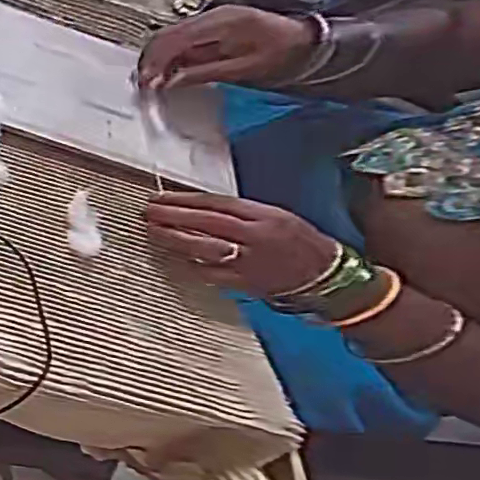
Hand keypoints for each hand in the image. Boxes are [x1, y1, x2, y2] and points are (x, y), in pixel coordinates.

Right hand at [136, 5, 316, 89]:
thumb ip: (203, 74)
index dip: (155, 61)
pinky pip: (177, 39)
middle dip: (150, 60)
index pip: (175, 39)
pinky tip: (167, 71)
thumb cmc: (283, 53)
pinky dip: (167, 56)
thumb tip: (169, 82)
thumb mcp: (244, 69)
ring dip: (156, 59)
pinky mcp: (208, 26)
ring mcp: (209, 19)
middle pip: (165, 35)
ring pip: (167, 36)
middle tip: (145, 83)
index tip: (147, 82)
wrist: (306, 42)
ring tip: (154, 80)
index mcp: (223, 22)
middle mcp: (213, 16)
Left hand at [145, 193, 338, 296]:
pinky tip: (172, 256)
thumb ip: (238, 213)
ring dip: (173, 238)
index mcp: (267, 217)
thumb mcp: (276, 218)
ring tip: (152, 230)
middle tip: (148, 211)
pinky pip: (209, 271)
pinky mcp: (245, 282)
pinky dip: (189, 263)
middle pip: (206, 222)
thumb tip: (195, 208)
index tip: (161, 197)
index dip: (184, 199)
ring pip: (203, 246)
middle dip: (172, 215)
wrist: (330, 278)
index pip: (217, 203)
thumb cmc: (299, 244)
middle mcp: (258, 237)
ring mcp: (250, 261)